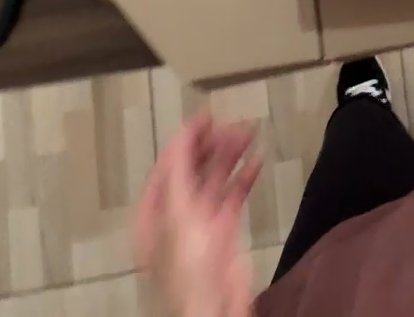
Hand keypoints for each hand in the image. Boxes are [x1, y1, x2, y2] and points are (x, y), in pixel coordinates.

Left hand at [136, 115, 261, 316]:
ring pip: (216, 179)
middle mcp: (174, 214)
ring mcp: (200, 223)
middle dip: (213, 145)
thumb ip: (179, 173)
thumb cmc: (189, 264)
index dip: (186, 140)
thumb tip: (183, 135)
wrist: (214, 308)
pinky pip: (234, 195)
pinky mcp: (224, 230)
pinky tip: (258, 161)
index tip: (208, 116)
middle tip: (236, 124)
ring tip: (251, 133)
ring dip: (232, 156)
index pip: (167, 166)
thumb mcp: (178, 215)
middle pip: (193, 169)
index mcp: (154, 212)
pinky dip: (245, 177)